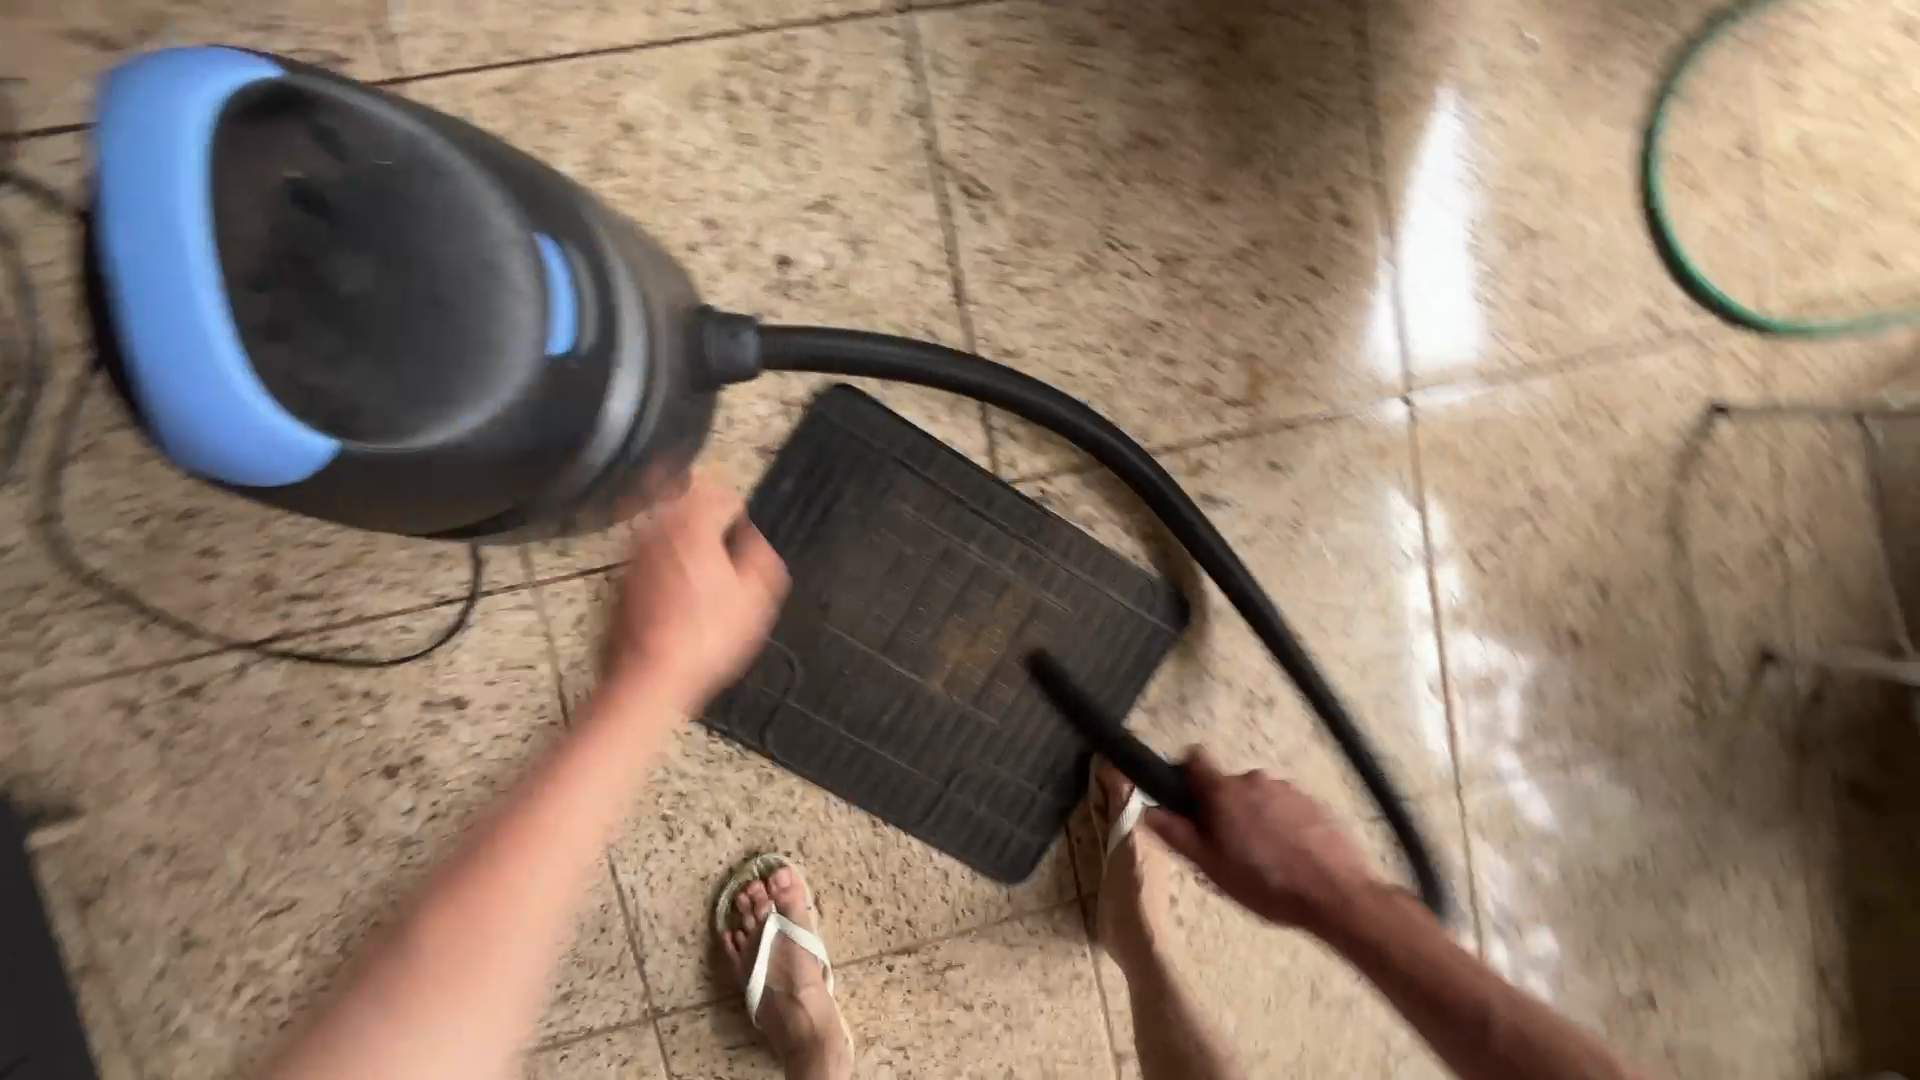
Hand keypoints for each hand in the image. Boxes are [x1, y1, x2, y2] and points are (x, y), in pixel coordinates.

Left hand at [602, 475, 789, 707]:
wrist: (651, 677)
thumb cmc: (706, 638)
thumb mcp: (757, 597)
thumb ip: (762, 556)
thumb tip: (755, 540)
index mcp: (695, 527)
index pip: (722, 493)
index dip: (741, 507)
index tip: (747, 523)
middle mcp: (660, 532)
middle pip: (686, 500)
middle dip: (708, 510)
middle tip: (727, 529)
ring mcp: (636, 556)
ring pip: (665, 527)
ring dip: (686, 533)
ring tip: (707, 558)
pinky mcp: (624, 581)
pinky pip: (651, 555)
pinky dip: (667, 559)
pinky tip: (684, 588)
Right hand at [1146, 749, 1382, 931]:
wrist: (1338, 896)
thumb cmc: (1265, 884)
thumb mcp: (1212, 867)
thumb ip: (1177, 835)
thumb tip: (1148, 810)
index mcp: (1224, 791)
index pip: (1195, 759)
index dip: (1187, 775)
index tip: (1189, 802)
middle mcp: (1254, 779)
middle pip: (1228, 785)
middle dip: (1224, 809)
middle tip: (1229, 847)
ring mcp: (1288, 789)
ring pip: (1258, 797)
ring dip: (1255, 816)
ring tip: (1265, 857)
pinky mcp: (1315, 803)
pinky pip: (1286, 807)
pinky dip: (1283, 824)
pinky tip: (1291, 856)